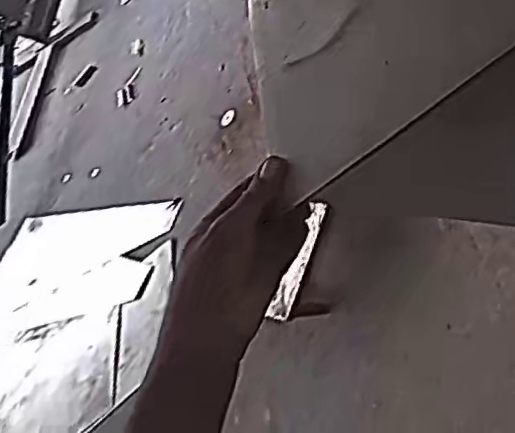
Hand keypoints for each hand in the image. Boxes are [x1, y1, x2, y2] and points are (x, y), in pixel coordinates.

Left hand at [161, 157, 305, 367]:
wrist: (209, 347)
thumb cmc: (205, 297)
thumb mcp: (232, 231)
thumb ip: (255, 197)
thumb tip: (272, 167)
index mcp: (213, 226)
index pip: (247, 189)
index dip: (270, 177)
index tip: (293, 168)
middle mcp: (229, 241)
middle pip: (265, 208)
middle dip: (287, 197)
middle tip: (306, 187)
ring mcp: (248, 260)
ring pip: (279, 227)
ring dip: (296, 217)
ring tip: (309, 209)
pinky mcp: (266, 277)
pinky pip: (288, 247)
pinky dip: (299, 237)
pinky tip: (305, 234)